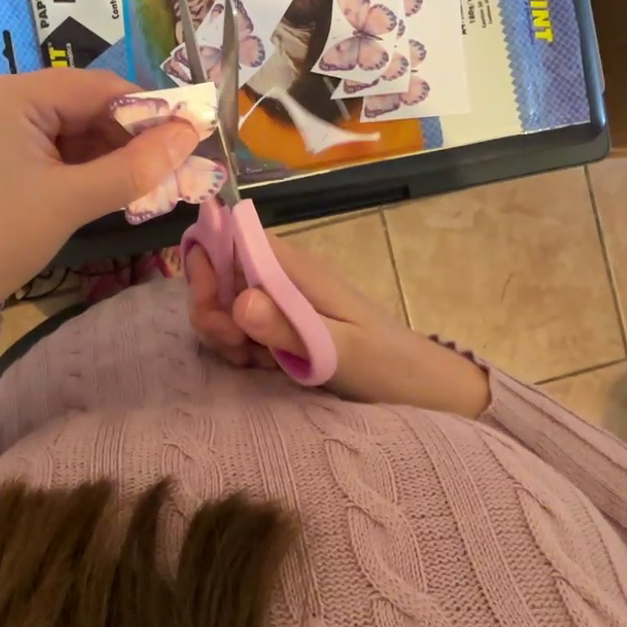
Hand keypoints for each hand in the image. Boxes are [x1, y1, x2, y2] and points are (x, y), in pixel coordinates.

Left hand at [0, 70, 198, 344]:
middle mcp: (3, 96)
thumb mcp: (74, 201)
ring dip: (110, 151)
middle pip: (85, 104)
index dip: (149, 110)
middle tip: (172, 165)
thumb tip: (190, 134)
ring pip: (72, 126)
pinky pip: (53, 144)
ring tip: (148, 181)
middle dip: (130, 134)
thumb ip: (136, 166)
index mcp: (14, 95)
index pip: (99, 87)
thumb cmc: (3, 237)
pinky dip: (84, 162)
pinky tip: (112, 184)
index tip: (191, 135)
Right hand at [186, 234, 489, 417]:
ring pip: (223, 306)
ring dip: (224, 336)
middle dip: (211, 312)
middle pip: (218, 275)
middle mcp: (280, 276)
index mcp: (293, 267)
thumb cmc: (386, 363)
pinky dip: (239, 349)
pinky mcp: (281, 326)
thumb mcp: (339, 349)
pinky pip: (240, 330)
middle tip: (235, 347)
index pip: (230, 239)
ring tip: (255, 362)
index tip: (210, 307)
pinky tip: (261, 367)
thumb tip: (238, 301)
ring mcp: (279, 302)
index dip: (205, 263)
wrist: (421, 387)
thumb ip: (287, 327)